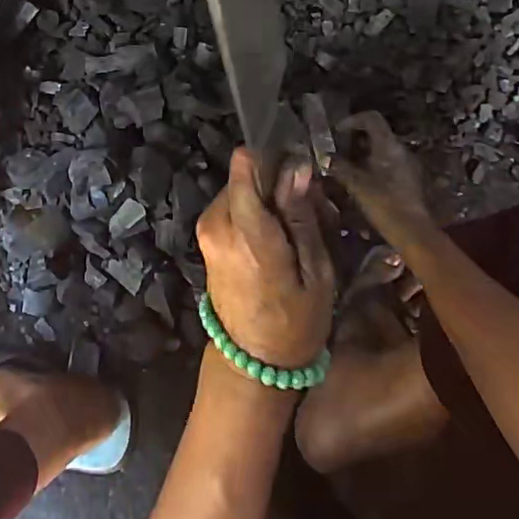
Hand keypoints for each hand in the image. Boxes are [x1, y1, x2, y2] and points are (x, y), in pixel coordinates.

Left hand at [196, 149, 334, 369]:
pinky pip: (230, 207)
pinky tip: (278, 237)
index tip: (298, 170)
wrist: (251, 359)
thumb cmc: (294, 322)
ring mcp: (205, 229)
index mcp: (246, 233)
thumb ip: (301, 216)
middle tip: (311, 209)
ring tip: (297, 228)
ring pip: (238, 191)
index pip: (243, 168)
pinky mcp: (204, 235)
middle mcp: (216, 223)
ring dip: (266, 199)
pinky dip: (253, 212)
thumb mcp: (315, 272)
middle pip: (245, 178)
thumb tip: (298, 168)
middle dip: (276, 184)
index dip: (271, 159)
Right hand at [333, 112, 436, 246]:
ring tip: (344, 166)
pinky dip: (371, 165)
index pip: (371, 118)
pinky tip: (359, 180)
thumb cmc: (384, 203)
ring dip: (362, 153)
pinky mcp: (409, 180)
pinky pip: (387, 164)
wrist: (414, 233)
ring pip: (381, 149)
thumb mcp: (356, 183)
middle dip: (354, 139)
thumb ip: (339, 166)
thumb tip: (325, 157)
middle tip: (336, 150)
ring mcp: (408, 165)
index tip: (336, 132)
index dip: (351, 120)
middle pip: (376, 133)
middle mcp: (401, 151)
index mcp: (389, 146)